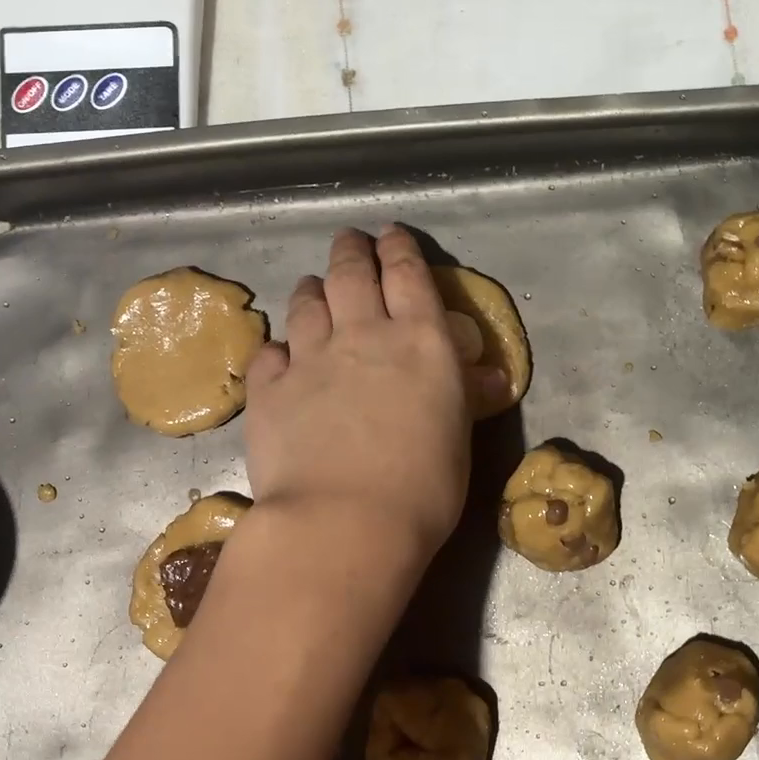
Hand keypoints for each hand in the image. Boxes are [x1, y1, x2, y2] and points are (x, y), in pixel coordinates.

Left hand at [242, 226, 507, 554]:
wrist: (344, 524)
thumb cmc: (424, 486)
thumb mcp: (460, 435)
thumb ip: (465, 394)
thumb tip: (490, 377)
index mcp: (421, 338)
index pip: (407, 272)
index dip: (399, 247)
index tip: (392, 234)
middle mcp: (364, 334)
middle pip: (351, 272)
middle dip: (351, 249)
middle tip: (350, 242)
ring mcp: (310, 359)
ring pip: (307, 303)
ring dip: (312, 287)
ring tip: (314, 285)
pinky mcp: (268, 391)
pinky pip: (269, 353)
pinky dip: (278, 347)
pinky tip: (281, 353)